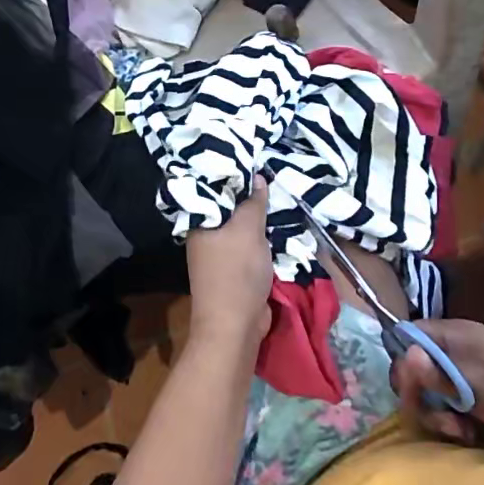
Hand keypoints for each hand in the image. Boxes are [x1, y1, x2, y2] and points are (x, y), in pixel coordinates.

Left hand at [185, 176, 272, 346]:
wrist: (235, 324)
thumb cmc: (236, 272)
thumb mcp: (248, 230)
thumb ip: (253, 202)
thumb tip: (257, 177)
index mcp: (201, 223)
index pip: (216, 189)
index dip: (236, 175)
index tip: (258, 160)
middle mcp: (206, 236)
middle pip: (231, 208)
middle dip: (252, 196)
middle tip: (275, 175)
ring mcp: (221, 254)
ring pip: (244, 227)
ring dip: (261, 218)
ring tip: (282, 196)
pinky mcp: (236, 269)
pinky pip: (252, 245)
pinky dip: (265, 238)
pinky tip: (281, 225)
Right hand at [390, 319, 483, 463]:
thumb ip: (441, 373)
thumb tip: (404, 355)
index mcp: (461, 335)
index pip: (412, 339)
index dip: (405, 365)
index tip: (413, 395)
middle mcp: (462, 352)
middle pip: (418, 370)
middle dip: (423, 398)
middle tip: (444, 421)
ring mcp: (473, 378)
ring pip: (433, 394)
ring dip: (439, 416)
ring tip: (462, 432)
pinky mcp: (483, 402)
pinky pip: (452, 410)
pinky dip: (454, 425)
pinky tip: (471, 436)